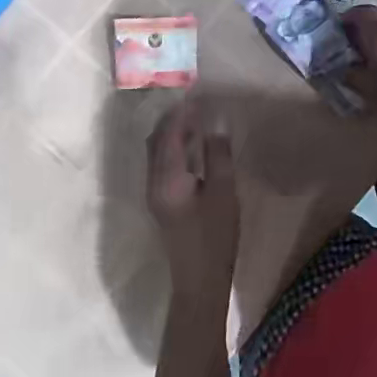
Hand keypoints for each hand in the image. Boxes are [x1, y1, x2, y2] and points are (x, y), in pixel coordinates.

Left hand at [146, 99, 239, 303]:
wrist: (199, 281)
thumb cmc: (215, 236)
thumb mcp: (223, 192)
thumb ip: (218, 155)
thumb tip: (216, 123)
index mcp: (166, 177)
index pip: (170, 134)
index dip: (182, 113)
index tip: (198, 96)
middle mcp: (153, 181)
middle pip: (157, 140)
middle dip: (173, 120)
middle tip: (197, 105)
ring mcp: (154, 193)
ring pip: (157, 153)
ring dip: (173, 134)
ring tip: (197, 121)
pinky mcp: (160, 202)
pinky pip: (161, 165)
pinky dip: (174, 149)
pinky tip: (194, 149)